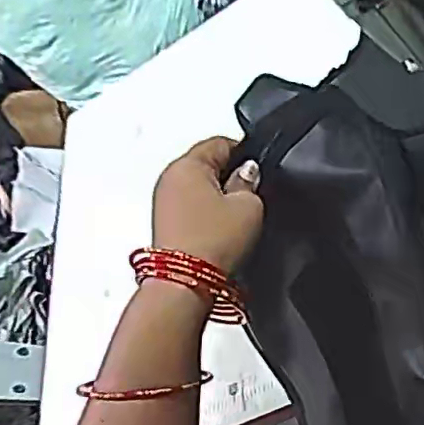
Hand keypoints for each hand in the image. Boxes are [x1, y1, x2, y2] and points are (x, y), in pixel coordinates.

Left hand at [152, 137, 263, 271]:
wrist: (186, 282)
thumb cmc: (210, 242)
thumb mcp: (249, 205)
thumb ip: (250, 182)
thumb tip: (247, 175)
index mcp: (187, 163)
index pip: (221, 143)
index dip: (246, 155)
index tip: (258, 171)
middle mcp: (169, 179)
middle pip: (207, 166)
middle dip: (230, 178)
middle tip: (250, 199)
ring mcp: (164, 203)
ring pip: (200, 190)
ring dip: (218, 200)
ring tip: (235, 221)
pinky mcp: (167, 225)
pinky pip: (193, 211)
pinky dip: (208, 218)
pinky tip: (222, 233)